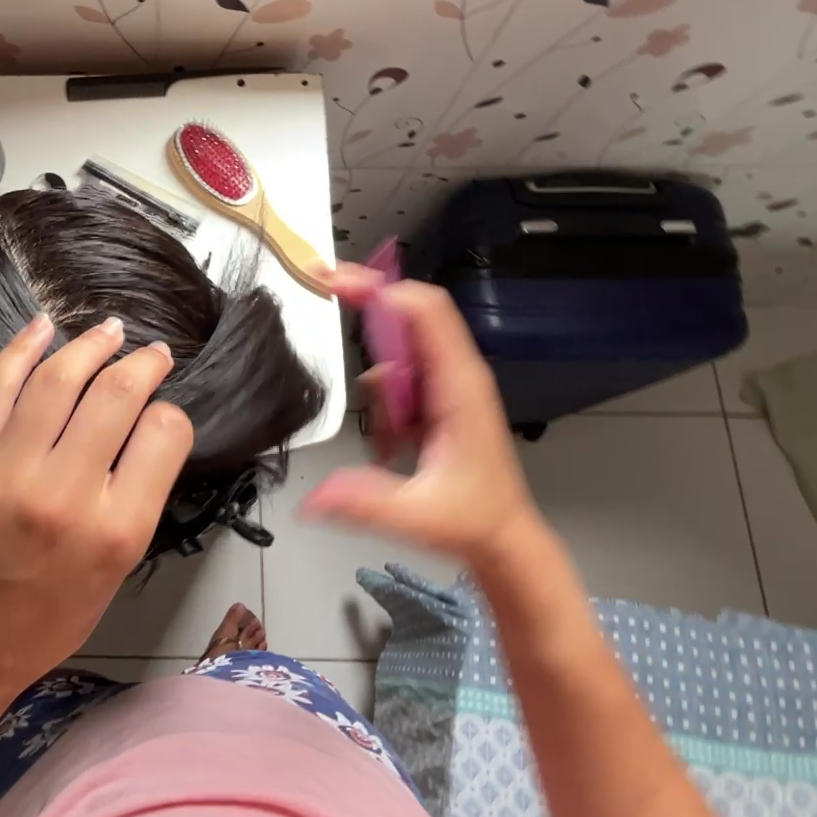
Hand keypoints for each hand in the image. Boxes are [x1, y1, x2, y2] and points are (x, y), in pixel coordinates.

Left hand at [0, 314, 193, 695]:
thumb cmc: (52, 615)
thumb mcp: (120, 568)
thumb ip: (141, 493)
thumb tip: (150, 422)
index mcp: (117, 530)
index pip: (165, 433)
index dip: (171, 414)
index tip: (162, 416)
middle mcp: (64, 496)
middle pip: (117, 395)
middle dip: (144, 363)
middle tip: (154, 353)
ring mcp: (6, 474)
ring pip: (58, 380)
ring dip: (90, 345)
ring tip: (110, 331)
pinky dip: (21, 349)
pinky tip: (43, 328)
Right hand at [303, 264, 535, 563]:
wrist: (503, 536)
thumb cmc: (474, 520)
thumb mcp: (416, 515)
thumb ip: (364, 501)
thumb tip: (313, 496)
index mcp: (460, 387)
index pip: (426, 312)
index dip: (382, 287)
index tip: (337, 280)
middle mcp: (457, 374)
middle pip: (409, 311)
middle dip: (366, 299)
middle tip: (326, 286)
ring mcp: (449, 383)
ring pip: (398, 349)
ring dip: (378, 387)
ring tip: (390, 444)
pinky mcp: (440, 395)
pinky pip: (399, 376)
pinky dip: (383, 403)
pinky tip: (394, 445)